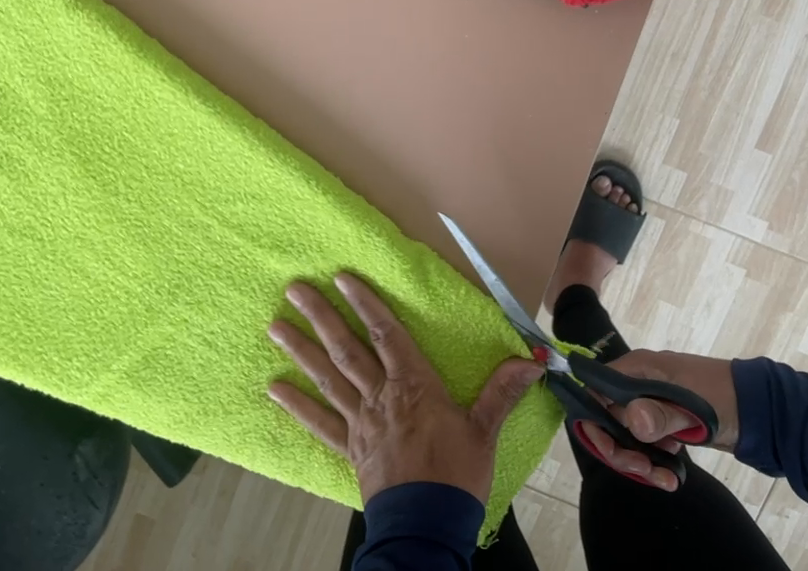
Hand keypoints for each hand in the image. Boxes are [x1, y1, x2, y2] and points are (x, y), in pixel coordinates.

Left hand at [268, 273, 543, 503]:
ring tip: (276, 326)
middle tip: (295, 289)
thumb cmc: (457, 476)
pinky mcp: (350, 450)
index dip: (366, 304)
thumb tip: (532, 360)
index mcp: (413, 386)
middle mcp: (381, 397)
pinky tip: (274, 388)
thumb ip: (502, 391)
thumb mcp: (485, 429)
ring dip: (301, 350)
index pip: (387, 335)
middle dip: (322, 317)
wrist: (426, 530)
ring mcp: (360, 424)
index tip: (342, 277)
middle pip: (347, 350)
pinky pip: (319, 423)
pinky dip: (296, 405)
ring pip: (327, 379)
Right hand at [581, 350, 739, 490]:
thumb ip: (661, 414)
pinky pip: (644, 442)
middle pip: (607, 418)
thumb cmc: (723, 398)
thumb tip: (631, 419)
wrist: (758, 408)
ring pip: (625, 434)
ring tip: (665, 479)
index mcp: (637, 369)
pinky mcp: (662, 419)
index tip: (614, 449)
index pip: (594, 391)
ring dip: (638, 461)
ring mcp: (650, 401)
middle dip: (620, 450)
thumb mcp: (694, 408)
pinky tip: (672, 475)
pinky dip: (652, 461)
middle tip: (644, 470)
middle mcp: (637, 382)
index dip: (595, 423)